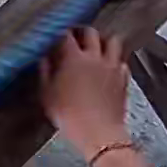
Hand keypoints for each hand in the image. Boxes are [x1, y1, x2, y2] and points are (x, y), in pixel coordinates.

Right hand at [37, 27, 130, 161]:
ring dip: (104, 41)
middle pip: (91, 32)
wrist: (99, 134)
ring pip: (113, 41)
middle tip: (76, 37)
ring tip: (97, 47)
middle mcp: (94, 57)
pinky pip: (122, 62)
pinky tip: (110, 68)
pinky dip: (116, 61)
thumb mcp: (47, 95)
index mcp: (73, 58)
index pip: (66, 35)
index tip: (57, 36)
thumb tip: (44, 59)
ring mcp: (112, 66)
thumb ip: (45, 73)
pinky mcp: (123, 79)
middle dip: (82, 31)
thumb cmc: (70, 116)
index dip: (61, 33)